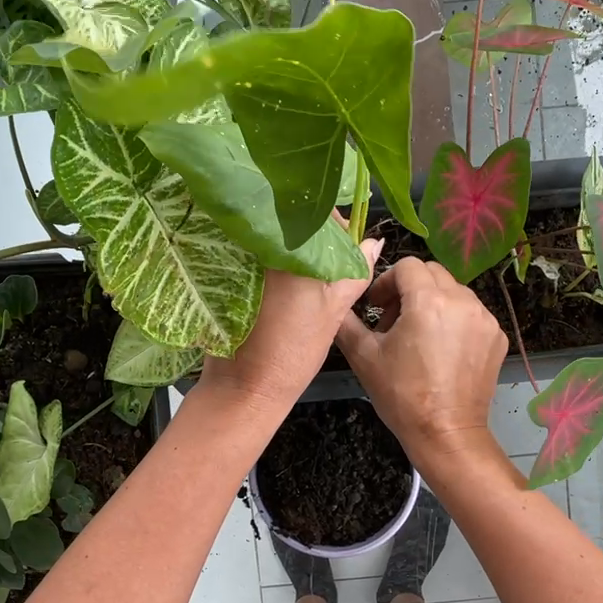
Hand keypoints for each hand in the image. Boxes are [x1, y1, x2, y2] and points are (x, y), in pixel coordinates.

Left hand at [197, 242, 376, 409]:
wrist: (245, 388)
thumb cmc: (291, 354)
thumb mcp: (333, 312)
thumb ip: (355, 273)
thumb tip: (374, 243)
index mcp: (291, 247)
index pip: (321, 215)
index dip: (340, 228)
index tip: (350, 249)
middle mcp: (261, 244)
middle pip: (296, 225)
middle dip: (317, 241)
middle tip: (331, 269)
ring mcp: (240, 259)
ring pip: (278, 240)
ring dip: (296, 253)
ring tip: (310, 280)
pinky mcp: (228, 276)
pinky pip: (259, 256)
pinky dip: (276, 265)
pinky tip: (287, 288)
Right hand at [333, 257, 506, 464]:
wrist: (445, 433)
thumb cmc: (402, 396)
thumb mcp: (364, 357)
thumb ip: (345, 322)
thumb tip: (335, 303)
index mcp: (428, 301)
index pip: (406, 266)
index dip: (386, 282)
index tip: (377, 305)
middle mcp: (461, 301)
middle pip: (432, 274)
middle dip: (410, 289)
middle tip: (393, 320)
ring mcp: (484, 319)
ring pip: (454, 292)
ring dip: (433, 303)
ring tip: (417, 336)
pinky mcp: (496, 337)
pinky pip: (472, 314)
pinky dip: (454, 322)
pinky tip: (441, 350)